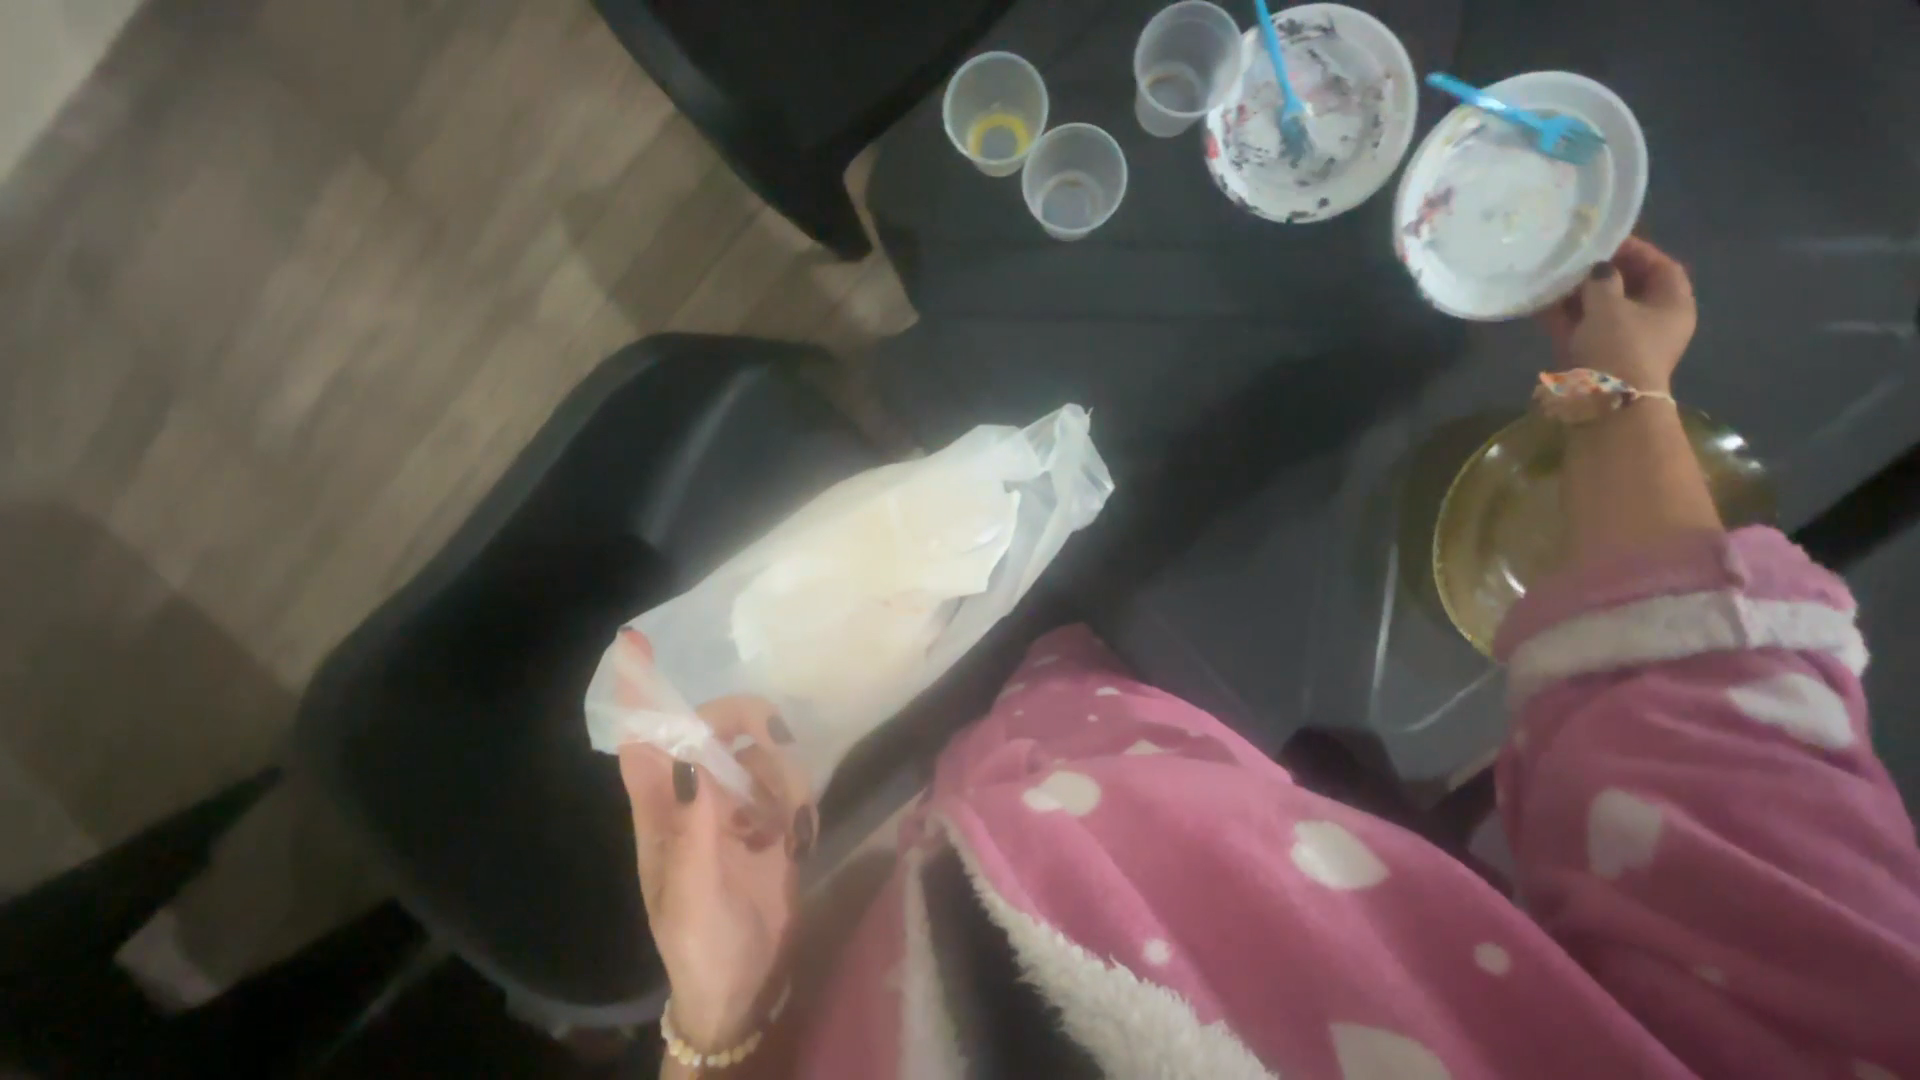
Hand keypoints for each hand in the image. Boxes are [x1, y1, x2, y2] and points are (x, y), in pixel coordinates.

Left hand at [611, 630, 814, 1048]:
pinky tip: (795, 837)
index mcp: (662, 812)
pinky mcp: (772, 822)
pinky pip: (787, 783)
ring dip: (776, 774)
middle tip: (772, 737)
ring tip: (781, 824)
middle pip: (712, 731)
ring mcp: (736, 809)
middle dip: (739, 723)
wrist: (744, 984)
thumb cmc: (701, 943)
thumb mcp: (693, 893)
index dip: (640, 694)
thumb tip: (696, 759)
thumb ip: (696, 827)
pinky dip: (796, 799)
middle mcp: (697, 799)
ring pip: (756, 753)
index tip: (636, 642)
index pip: (645, 741)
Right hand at [1539, 236, 1696, 393]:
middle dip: (1603, 274)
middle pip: (1631, 289)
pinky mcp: (1598, 359)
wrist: (1605, 402)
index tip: (1607, 240)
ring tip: (1554, 280)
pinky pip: (1583, 330)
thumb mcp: (1609, 306)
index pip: (1661, 267)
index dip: (1637, 250)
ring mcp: (1625, 342)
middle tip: (1576, 260)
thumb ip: (1602, 281)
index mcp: (1673, 304)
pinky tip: (1543, 305)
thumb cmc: (1618, 346)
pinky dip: (1566, 318)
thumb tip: (1598, 269)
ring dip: (1579, 296)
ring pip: (1602, 311)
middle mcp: (1654, 321)